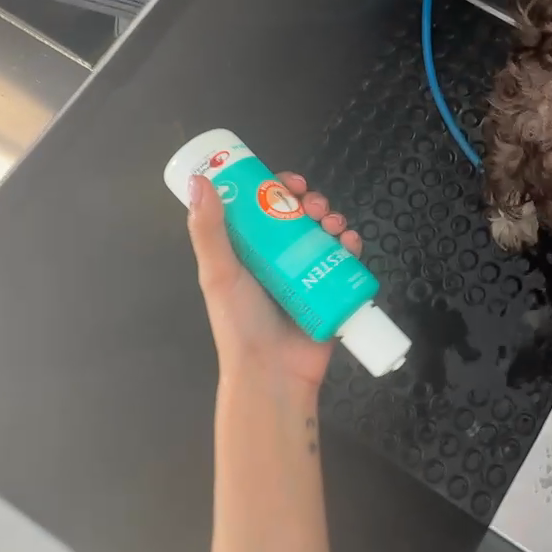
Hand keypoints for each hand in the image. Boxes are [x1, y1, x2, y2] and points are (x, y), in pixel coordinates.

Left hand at [186, 171, 363, 390]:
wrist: (273, 371)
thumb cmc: (240, 323)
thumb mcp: (219, 274)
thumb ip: (208, 230)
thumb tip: (199, 180)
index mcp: (250, 249)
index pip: (265, 206)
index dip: (279, 187)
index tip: (291, 183)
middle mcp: (280, 256)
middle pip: (301, 214)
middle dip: (313, 201)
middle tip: (314, 206)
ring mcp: (308, 271)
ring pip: (326, 231)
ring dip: (334, 218)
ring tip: (334, 226)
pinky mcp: (332, 287)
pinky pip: (347, 258)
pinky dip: (352, 244)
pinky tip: (349, 243)